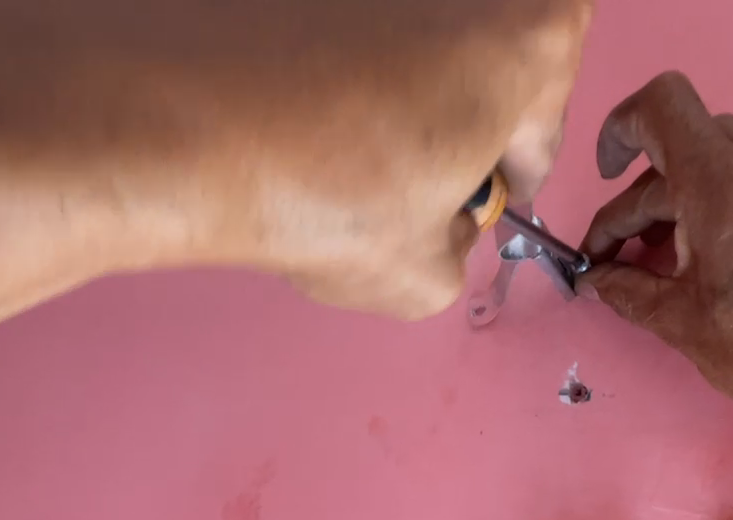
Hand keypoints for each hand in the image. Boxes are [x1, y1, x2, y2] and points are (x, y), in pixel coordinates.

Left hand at [198, 0, 591, 317]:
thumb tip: (439, 236)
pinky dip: (339, 71)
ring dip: (400, 94)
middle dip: (463, 122)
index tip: (484, 196)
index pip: (547, 114)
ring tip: (344, 148)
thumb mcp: (422, 279)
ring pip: (419, 39)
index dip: (513, 169)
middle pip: (489, 60)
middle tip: (420, 175)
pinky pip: (353, 27)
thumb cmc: (323, 196)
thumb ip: (458, 256)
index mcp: (528, 38)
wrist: (185, 129)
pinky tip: (301, 110)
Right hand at [577, 72, 732, 459]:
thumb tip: (593, 278)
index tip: (606, 177)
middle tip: (627, 255)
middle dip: (646, 198)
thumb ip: (626, 288)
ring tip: (685, 259)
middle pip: (689, 147)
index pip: (660, 109)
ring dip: (693, 199)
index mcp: (724, 188)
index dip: (620, 131)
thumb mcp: (680, 326)